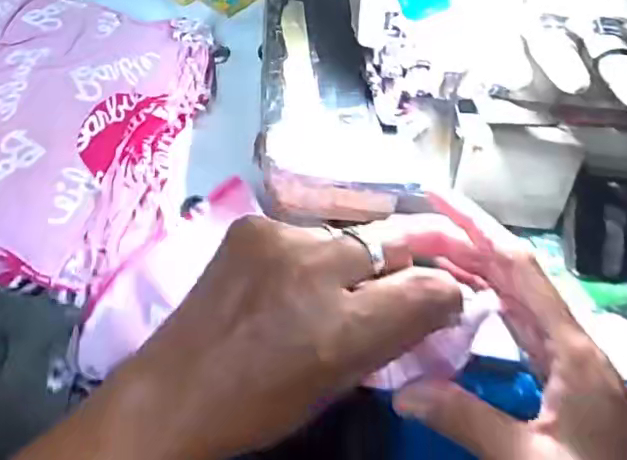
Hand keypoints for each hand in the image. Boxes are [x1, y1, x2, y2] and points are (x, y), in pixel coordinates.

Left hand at [18, 215, 465, 459]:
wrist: (180, 383)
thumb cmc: (263, 402)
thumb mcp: (336, 382)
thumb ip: (384, 339)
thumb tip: (427, 305)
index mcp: (341, 326)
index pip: (425, 288)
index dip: (443, 290)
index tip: (446, 293)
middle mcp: (313, 267)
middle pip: (383, 245)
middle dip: (393, 264)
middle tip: (389, 279)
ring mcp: (276, 236)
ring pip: (336, 236)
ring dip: (341, 258)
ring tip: (323, 283)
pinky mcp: (248, 223)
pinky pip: (295, 231)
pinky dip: (300, 252)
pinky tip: (284, 275)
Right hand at [389, 191, 626, 459]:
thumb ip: (467, 418)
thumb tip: (401, 390)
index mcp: (573, 350)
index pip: (518, 265)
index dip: (475, 223)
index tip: (436, 193)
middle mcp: (574, 346)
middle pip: (516, 275)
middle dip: (467, 241)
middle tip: (416, 223)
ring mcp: (574, 366)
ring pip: (518, 299)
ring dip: (475, 269)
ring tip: (428, 252)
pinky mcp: (570, 387)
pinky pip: (521, 326)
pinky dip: (488, 303)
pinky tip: (463, 303)